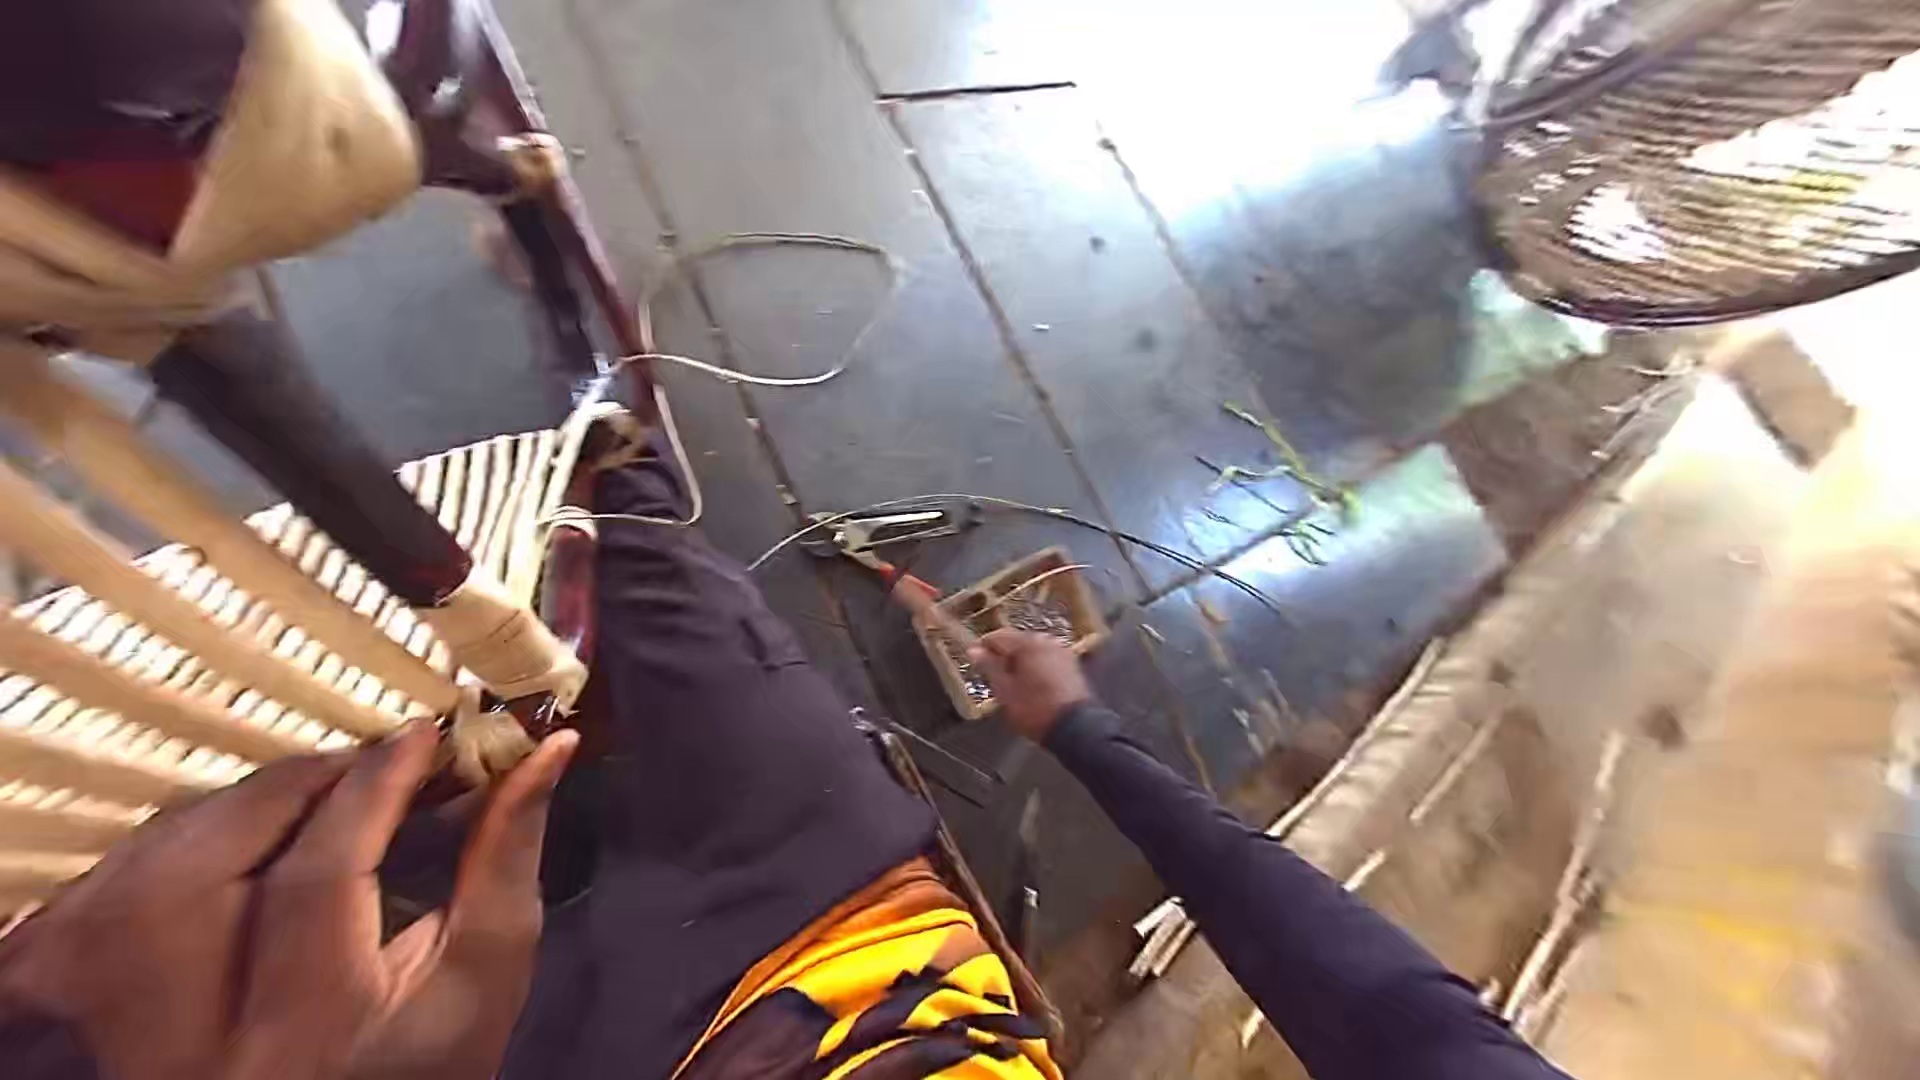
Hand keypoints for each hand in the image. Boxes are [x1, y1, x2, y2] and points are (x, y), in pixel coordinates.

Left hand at [0, 720, 577, 1079]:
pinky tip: (228, 838)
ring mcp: (120, 1054)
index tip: (423, 733)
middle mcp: (190, 1050)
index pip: (322, 880)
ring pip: (107, 908)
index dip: (372, 789)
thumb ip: (512, 843)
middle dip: (279, 794)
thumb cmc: (445, 1044)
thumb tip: (551, 746)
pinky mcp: (92, 1042)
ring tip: (302, 791)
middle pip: (179, 892)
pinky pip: (66, 935)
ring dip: (213, 819)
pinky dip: (148, 861)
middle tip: (357, 760)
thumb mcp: (496, 949)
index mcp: (316, 1026)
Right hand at [967, 629, 1091, 741]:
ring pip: (1032, 650)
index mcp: (1026, 642)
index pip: (997, 636)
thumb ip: (989, 666)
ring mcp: (1061, 651)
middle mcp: (1045, 640)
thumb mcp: (1005, 690)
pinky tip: (1031, 683)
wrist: (1076, 727)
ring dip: (1020, 661)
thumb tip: (974, 650)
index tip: (975, 662)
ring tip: (1012, 682)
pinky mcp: (1071, 664)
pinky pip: (1046, 658)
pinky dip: (1035, 666)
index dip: (983, 648)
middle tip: (993, 675)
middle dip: (1003, 655)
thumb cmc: (1034, 709)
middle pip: (1016, 641)